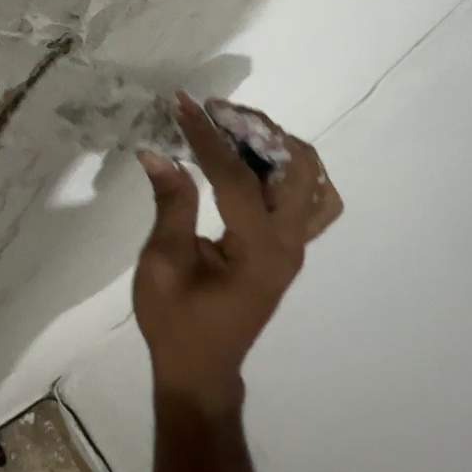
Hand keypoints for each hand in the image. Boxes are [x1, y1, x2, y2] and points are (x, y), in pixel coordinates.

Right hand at [133, 93, 342, 411]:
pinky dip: (291, 170)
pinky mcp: (290, 248)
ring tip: (234, 130)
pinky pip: (312, 200)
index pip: (238, 178)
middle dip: (256, 130)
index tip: (183, 103)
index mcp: (258, 252)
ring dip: (278, 146)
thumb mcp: (162, 264)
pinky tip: (257, 162)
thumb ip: (171, 205)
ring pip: (312, 179)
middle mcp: (289, 245)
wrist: (201, 368)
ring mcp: (297, 247)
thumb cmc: (176, 323)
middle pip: (295, 167)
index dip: (208, 137)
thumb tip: (160, 151)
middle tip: (214, 112)